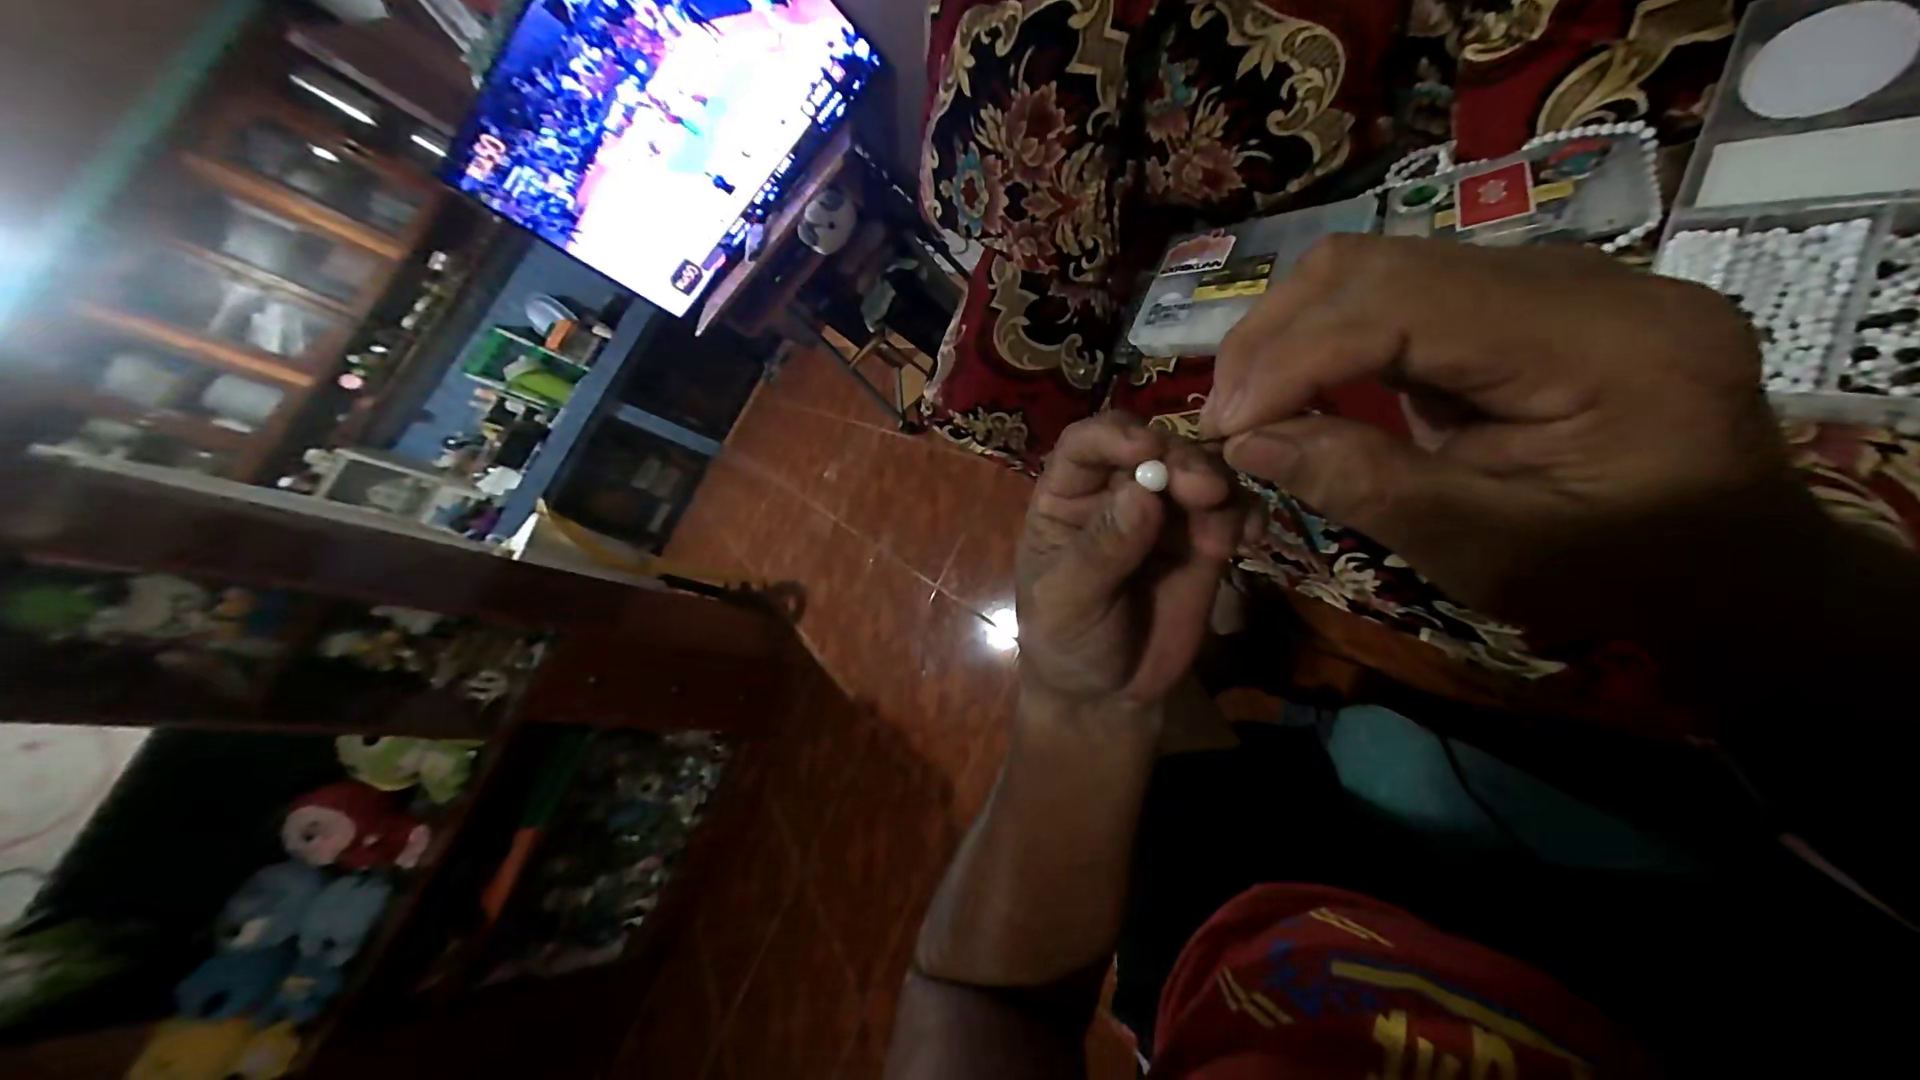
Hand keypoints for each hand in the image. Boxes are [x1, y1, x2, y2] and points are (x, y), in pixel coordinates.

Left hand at [1016, 414, 1243, 709]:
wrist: (1108, 694)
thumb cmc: (1066, 641)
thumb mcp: (1067, 601)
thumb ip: (1101, 550)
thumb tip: (1142, 494)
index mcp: (1066, 497)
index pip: (1085, 445)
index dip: (1114, 437)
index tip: (1146, 450)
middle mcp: (1115, 493)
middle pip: (1152, 451)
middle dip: (1180, 462)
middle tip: (1203, 491)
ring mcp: (1164, 516)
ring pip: (1198, 474)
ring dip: (1217, 487)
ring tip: (1224, 531)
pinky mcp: (1204, 542)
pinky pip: (1231, 513)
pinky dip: (1246, 514)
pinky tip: (1251, 536)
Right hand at [1201, 235, 1823, 631]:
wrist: (1715, 559)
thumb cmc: (1612, 572)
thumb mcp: (1485, 551)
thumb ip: (1365, 487)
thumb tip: (1245, 441)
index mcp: (1597, 342)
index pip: (1404, 307)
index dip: (1294, 361)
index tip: (1224, 430)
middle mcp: (1569, 280)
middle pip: (1368, 265)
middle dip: (1271, 341)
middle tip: (1223, 419)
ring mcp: (1533, 280)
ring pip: (1362, 268)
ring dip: (1281, 336)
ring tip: (1245, 407)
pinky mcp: (1497, 301)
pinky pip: (1379, 296)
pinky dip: (1312, 342)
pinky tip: (1290, 392)